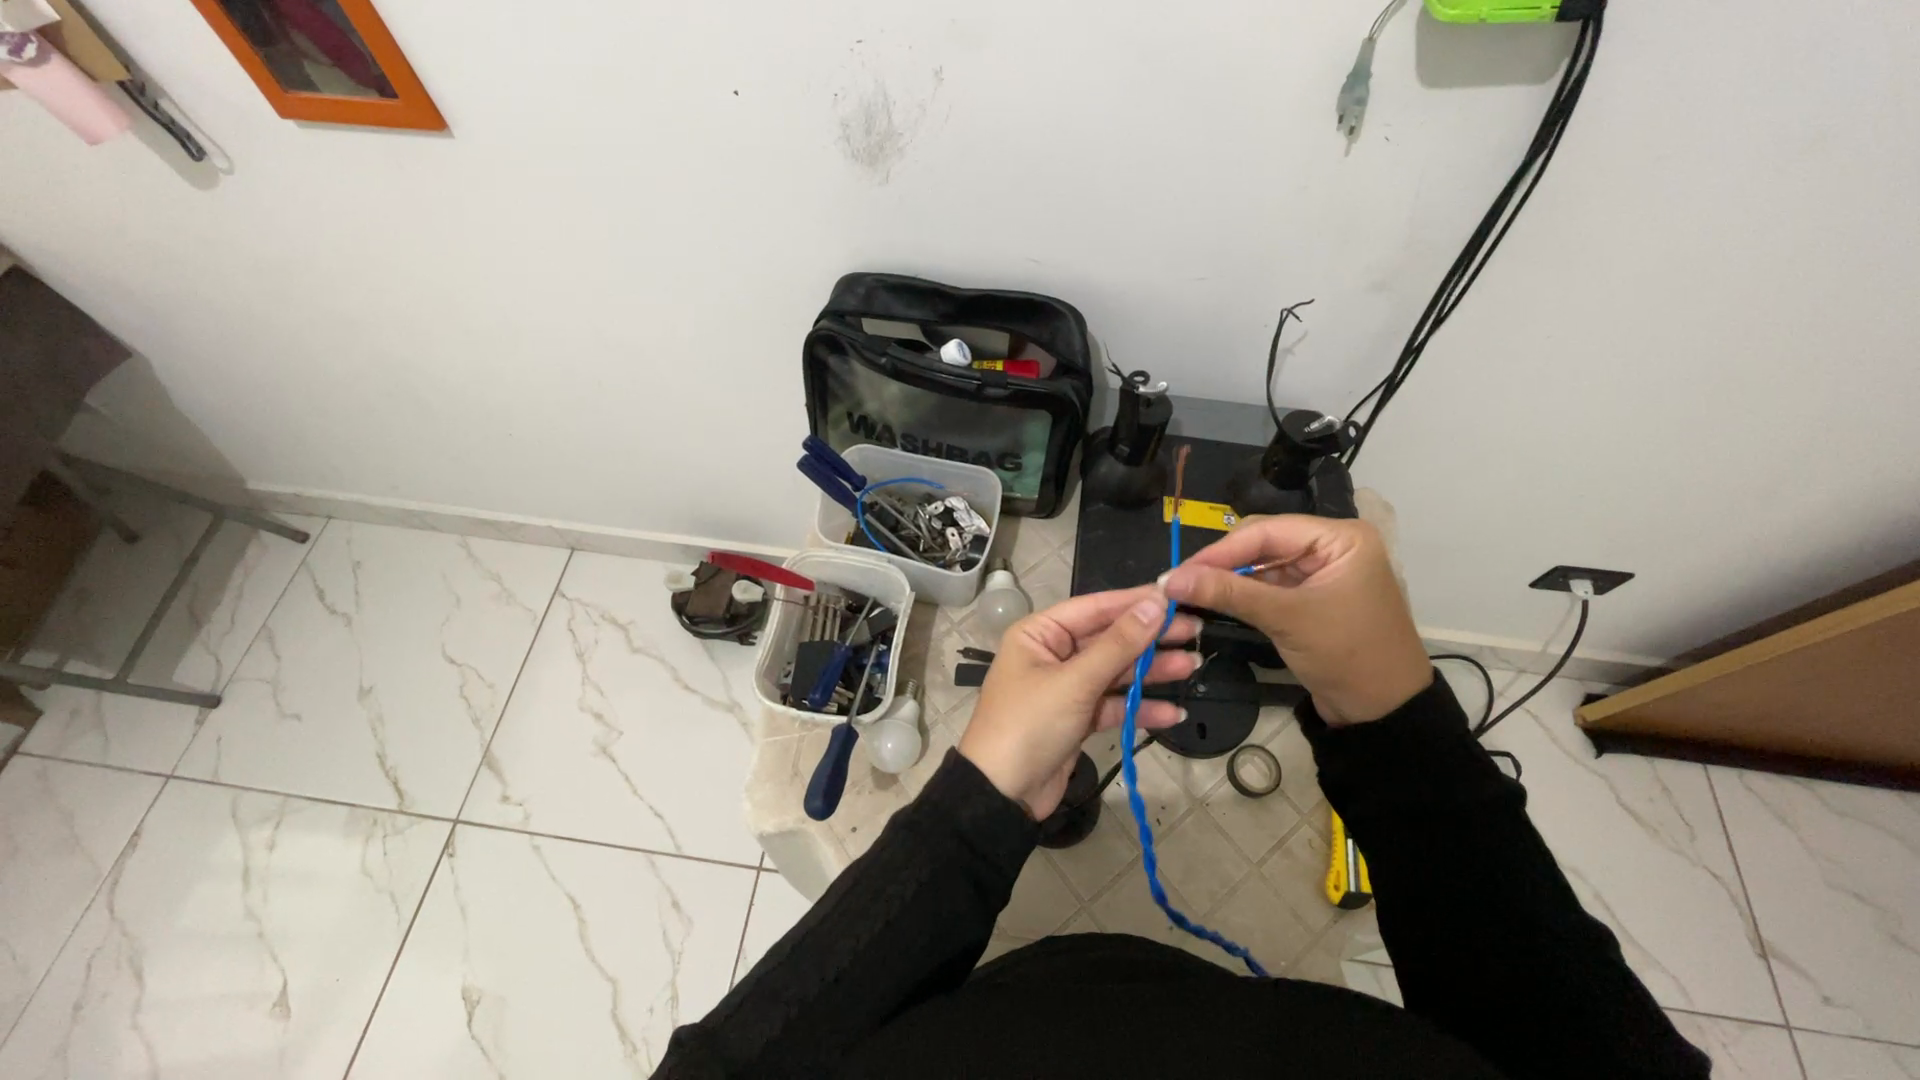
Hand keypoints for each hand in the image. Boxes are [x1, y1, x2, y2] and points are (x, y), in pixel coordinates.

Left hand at [959, 586, 1199, 819]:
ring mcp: (1065, 688)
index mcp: (1039, 634)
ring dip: (1151, 672)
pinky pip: (1113, 704)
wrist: (1002, 794)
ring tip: (1192, 666)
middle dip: (1149, 638)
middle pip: (1108, 639)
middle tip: (1194, 632)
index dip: (1135, 602)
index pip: (1094, 608)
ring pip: (1115, 672)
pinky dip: (1140, 708)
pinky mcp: (1077, 718)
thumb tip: (1155, 604)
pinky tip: (1171, 712)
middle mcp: (1051, 654)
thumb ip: (1118, 644)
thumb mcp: (1075, 682)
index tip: (1177, 598)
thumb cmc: (1030, 724)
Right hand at [1161, 516, 1430, 726]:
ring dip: (1229, 579)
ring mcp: (1322, 572)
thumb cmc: (1347, 655)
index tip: (1178, 571)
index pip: (1266, 531)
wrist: (1384, 712)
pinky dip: (1243, 594)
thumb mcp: (1286, 619)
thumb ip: (1228, 592)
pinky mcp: (1311, 597)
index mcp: (1341, 538)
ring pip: (1262, 566)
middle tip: (1179, 583)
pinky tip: (1214, 601)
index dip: (1220, 550)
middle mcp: (1332, 546)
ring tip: (1188, 592)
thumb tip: (1169, 579)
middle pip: (1262, 544)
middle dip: (1222, 563)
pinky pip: (1269, 586)